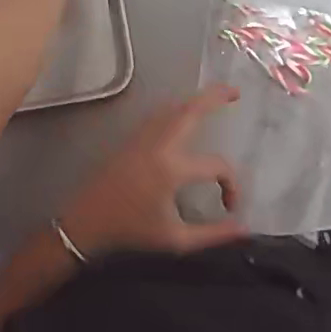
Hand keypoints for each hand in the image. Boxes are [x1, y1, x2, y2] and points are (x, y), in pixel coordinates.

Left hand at [58, 84, 246, 256]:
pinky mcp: (128, 141)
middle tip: (234, 91)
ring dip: (193, 102)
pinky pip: (156, 117)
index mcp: (171, 169)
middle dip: (213, 96)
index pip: (216, 165)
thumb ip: (214, 234)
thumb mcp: (176, 239)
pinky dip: (174, 111)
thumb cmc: (131, 231)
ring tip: (213, 99)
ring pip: (170, 110)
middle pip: (189, 110)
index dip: (231, 185)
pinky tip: (182, 116)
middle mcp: (157, 146)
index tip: (229, 207)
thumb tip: (245, 229)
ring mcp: (140, 140)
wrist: (86, 223)